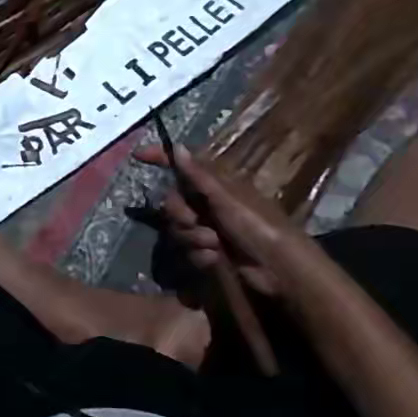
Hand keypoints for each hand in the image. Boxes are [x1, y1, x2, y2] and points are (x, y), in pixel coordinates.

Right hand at [136, 143, 330, 297]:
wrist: (280, 270)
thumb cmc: (257, 225)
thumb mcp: (226, 197)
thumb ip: (198, 174)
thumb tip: (176, 146)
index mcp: (215, 184)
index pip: (182, 165)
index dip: (160, 158)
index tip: (138, 155)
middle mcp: (209, 203)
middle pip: (173, 201)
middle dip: (180, 214)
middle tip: (195, 221)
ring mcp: (209, 228)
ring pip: (178, 228)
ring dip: (193, 238)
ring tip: (214, 245)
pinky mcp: (210, 252)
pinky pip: (188, 249)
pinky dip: (200, 255)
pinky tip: (215, 259)